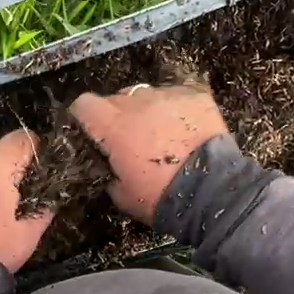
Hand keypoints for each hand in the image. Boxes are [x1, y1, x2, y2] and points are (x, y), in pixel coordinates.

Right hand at [69, 84, 229, 224]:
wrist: (209, 192)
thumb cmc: (159, 197)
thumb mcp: (121, 194)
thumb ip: (109, 171)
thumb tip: (109, 163)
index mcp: (113, 126)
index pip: (83, 105)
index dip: (84, 117)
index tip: (90, 132)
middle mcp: (137, 103)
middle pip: (115, 99)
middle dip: (117, 117)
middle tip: (129, 141)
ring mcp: (167, 95)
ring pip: (146, 95)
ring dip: (146, 112)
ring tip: (161, 135)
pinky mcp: (195, 95)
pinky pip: (177, 96)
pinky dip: (175, 110)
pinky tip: (184, 130)